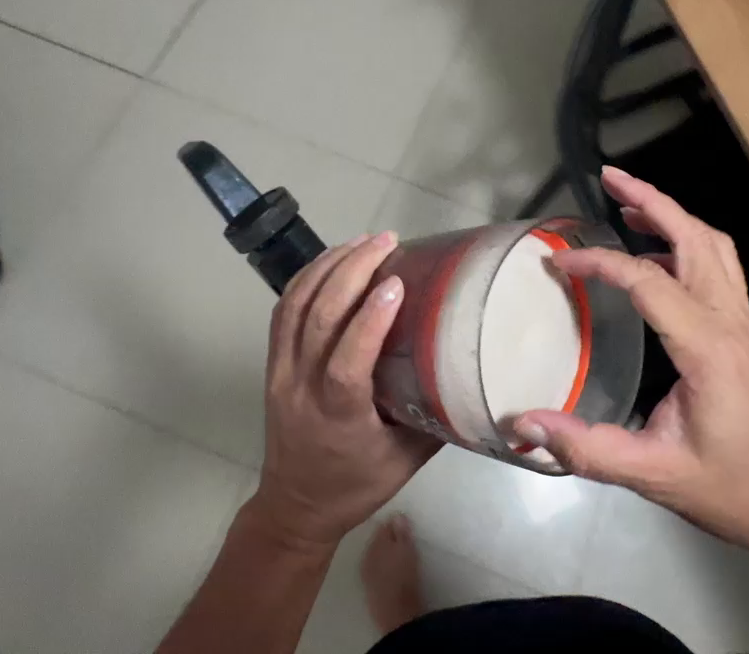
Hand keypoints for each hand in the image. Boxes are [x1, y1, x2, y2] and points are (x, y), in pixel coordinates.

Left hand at [252, 232, 440, 548]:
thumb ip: (436, 416)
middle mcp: (302, 388)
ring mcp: (281, 373)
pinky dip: (306, 278)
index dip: (369, 320)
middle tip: (385, 242)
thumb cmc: (356, 485)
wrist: (295, 507)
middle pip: (316, 320)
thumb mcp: (406, 461)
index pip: (346, 362)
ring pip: (294, 307)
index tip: (396, 282)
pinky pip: (283, 311)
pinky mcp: (273, 364)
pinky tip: (332, 260)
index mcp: (337, 417)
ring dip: (328, 266)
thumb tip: (475, 372)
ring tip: (362, 241)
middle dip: (350, 272)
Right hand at [515, 168, 748, 562]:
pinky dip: (686, 245)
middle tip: (610, 177)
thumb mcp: (655, 476)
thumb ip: (588, 449)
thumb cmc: (731, 490)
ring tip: (628, 206)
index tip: (559, 264)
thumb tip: (524, 424)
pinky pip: (718, 268)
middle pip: (695, 238)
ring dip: (674, 217)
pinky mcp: (746, 331)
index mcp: (709, 349)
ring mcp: (745, 323)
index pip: (649, 281)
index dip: (600, 264)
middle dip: (652, 201)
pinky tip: (655, 262)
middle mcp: (732, 321)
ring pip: (713, 246)